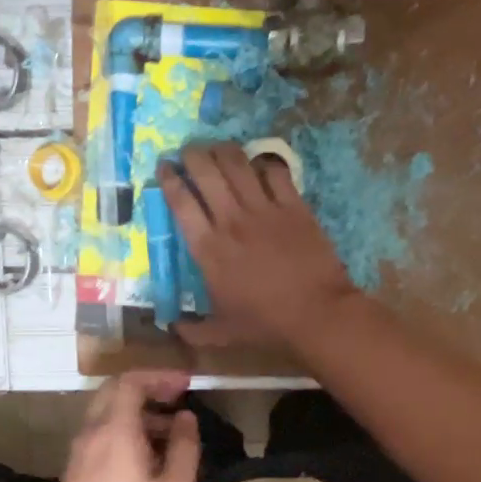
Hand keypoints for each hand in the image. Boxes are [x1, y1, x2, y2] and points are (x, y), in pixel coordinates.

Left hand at [27, 370, 200, 481]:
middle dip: (147, 391)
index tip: (187, 384)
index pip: (130, 381)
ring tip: (170, 439)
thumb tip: (186, 419)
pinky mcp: (72, 479)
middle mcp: (89, 436)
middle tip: (178, 403)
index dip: (159, 376)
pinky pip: (98, 441)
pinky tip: (144, 465)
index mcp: (113, 431)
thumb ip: (184, 450)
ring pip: (104, 419)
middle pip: (112, 394)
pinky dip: (123, 437)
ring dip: (136, 418)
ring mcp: (75, 458)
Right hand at [158, 143, 359, 347]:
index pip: (181, 202)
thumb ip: (193, 329)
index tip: (164, 168)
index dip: (169, 179)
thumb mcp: (222, 333)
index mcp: (209, 250)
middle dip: (192, 154)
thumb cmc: (265, 324)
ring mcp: (264, 209)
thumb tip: (172, 327)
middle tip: (188, 152)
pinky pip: (274, 171)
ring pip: (237, 163)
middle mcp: (232, 221)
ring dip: (222, 150)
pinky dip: (262, 164)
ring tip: (216, 148)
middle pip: (206, 171)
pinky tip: (257, 166)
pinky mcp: (293, 205)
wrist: (316, 313)